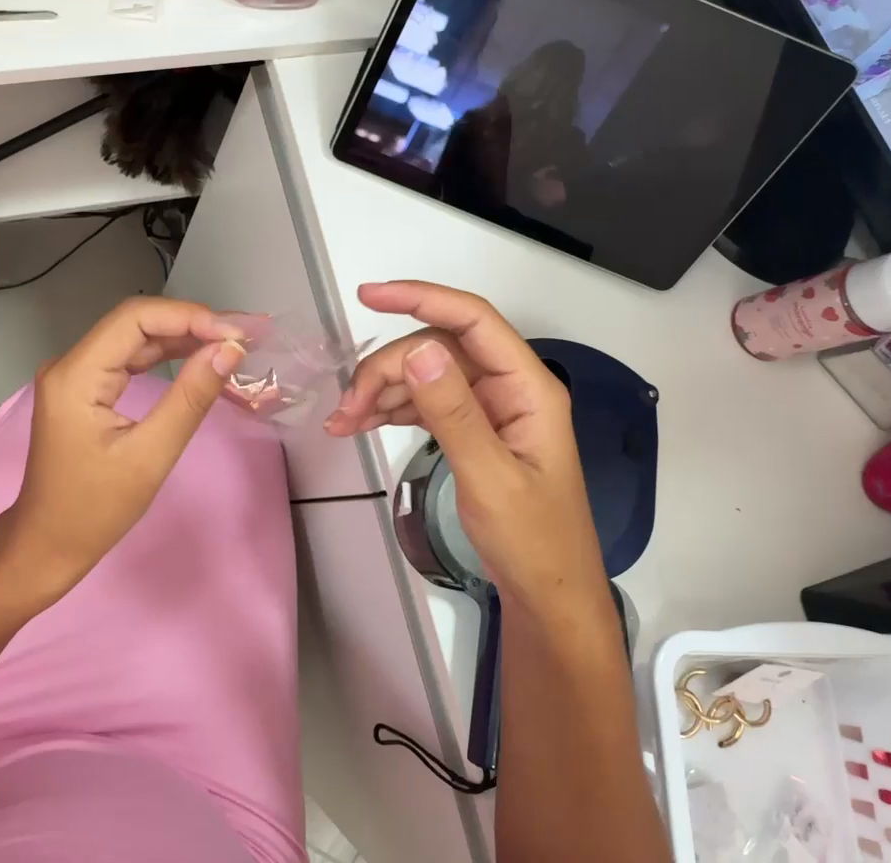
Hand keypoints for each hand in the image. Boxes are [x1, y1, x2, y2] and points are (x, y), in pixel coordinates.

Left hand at [0, 296, 244, 600]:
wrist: (47, 544)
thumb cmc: (95, 509)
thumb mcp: (150, 456)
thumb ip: (190, 398)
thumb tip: (229, 351)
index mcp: (75, 375)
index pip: (135, 319)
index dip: (189, 317)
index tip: (236, 334)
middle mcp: (69, 364)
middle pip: (135, 323)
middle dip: (191, 324)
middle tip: (243, 336)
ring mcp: (74, 375)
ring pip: (134, 339)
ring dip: (181, 338)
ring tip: (230, 345)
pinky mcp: (83, 389)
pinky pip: (127, 359)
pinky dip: (164, 357)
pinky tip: (198, 358)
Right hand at [324, 281, 602, 601]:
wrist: (547, 595)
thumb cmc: (532, 541)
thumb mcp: (490, 477)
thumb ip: (453, 412)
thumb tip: (416, 351)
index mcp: (527, 388)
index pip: (473, 321)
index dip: (422, 298)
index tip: (368, 296)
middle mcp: (508, 388)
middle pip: (438, 349)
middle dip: (387, 368)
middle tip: (346, 408)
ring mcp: (489, 409)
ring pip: (425, 375)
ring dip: (380, 391)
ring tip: (342, 423)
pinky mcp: (472, 430)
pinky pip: (424, 403)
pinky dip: (390, 410)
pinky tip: (359, 425)